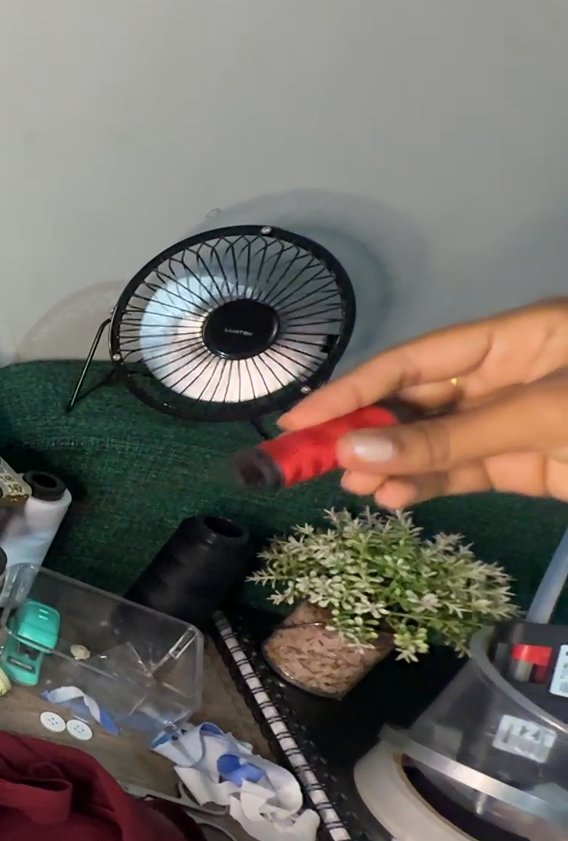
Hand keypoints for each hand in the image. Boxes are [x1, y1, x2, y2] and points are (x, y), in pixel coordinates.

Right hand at [278, 298, 567, 508]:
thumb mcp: (546, 416)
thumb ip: (449, 437)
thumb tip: (351, 452)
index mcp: (515, 342)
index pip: (409, 363)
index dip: (350, 391)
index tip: (297, 421)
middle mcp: (503, 379)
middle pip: (408, 404)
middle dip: (363, 435)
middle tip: (318, 460)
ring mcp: (508, 424)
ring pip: (424, 444)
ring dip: (385, 467)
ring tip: (359, 487)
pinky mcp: (518, 465)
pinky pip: (453, 473)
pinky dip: (418, 486)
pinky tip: (393, 498)